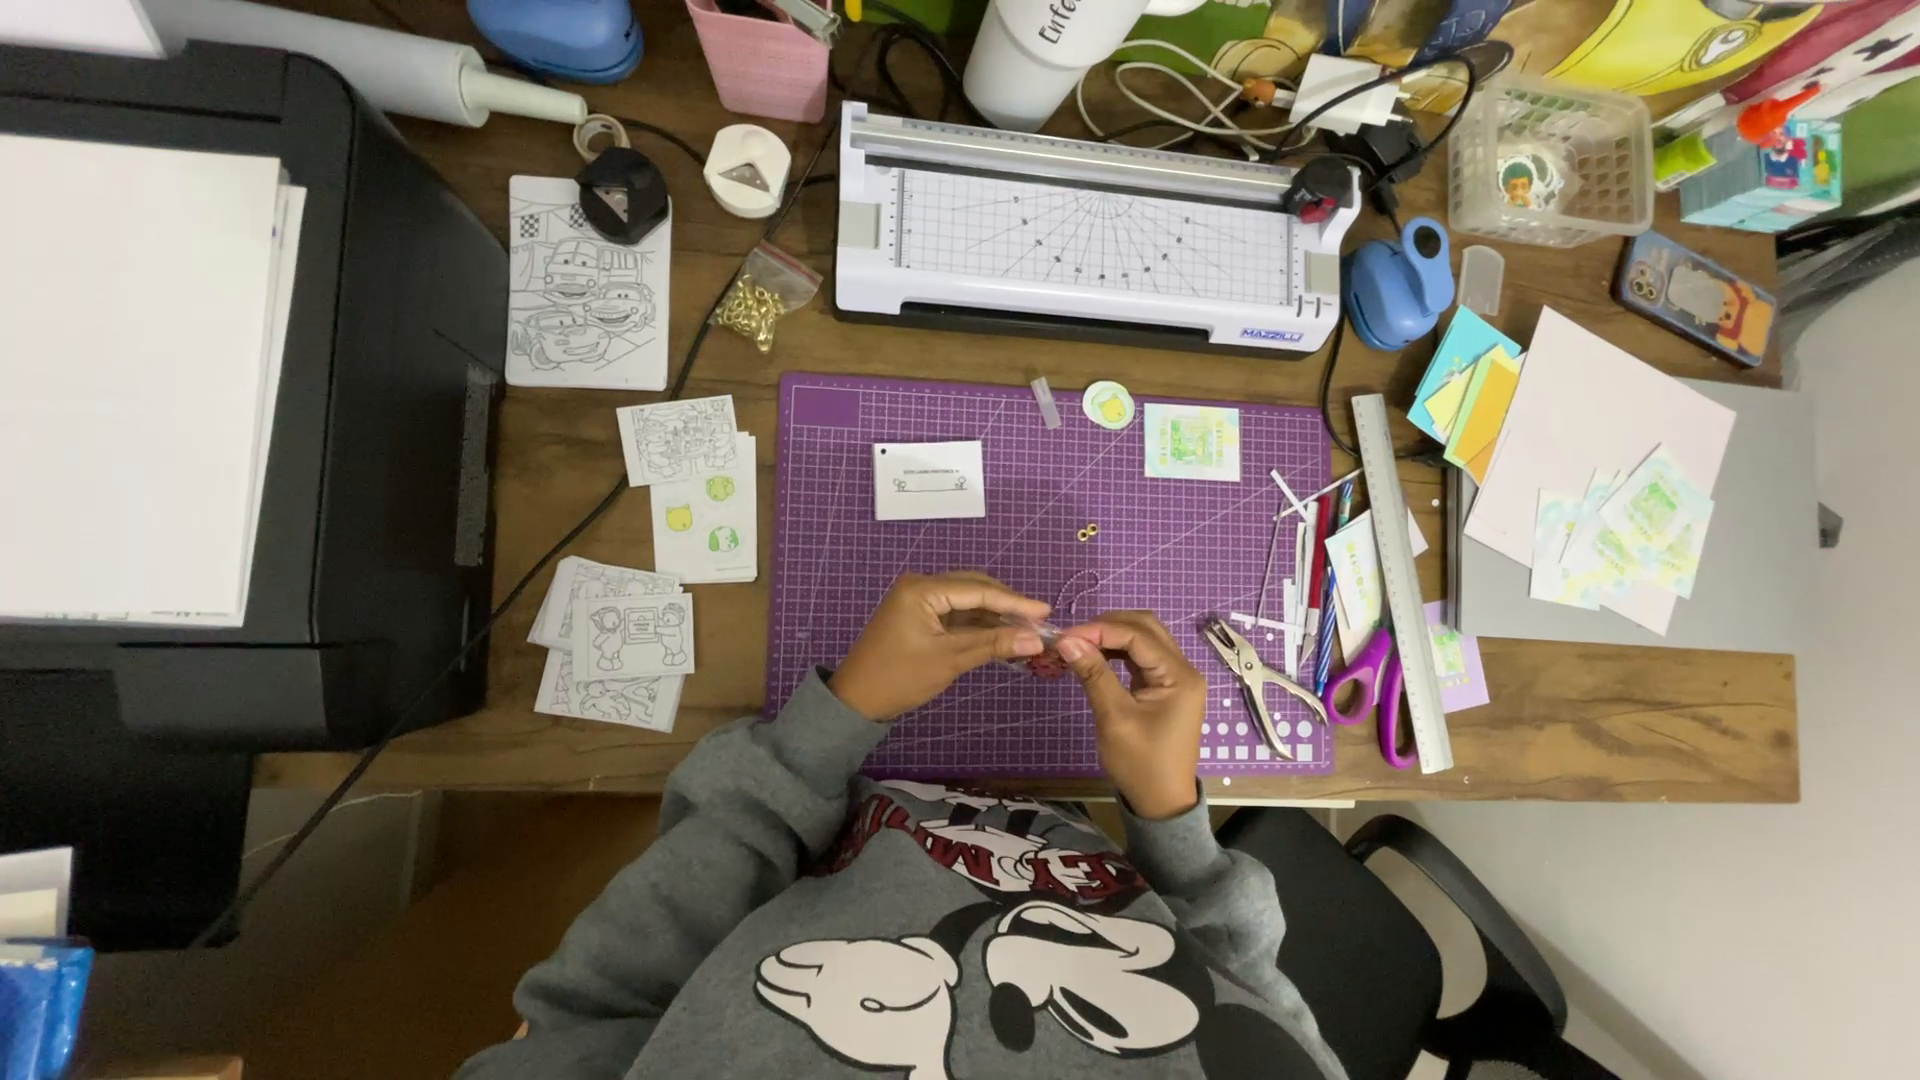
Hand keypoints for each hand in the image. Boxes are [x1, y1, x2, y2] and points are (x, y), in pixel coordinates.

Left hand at [829, 572, 1051, 720]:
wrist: (855, 701)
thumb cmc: (899, 678)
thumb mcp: (950, 660)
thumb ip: (994, 644)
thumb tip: (1036, 639)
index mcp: (922, 589)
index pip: (978, 589)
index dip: (1015, 601)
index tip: (1046, 611)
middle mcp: (920, 585)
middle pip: (973, 588)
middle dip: (1006, 604)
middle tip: (1039, 622)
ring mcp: (918, 599)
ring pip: (966, 600)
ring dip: (994, 614)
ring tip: (1026, 629)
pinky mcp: (918, 614)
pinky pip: (955, 612)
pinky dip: (978, 623)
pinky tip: (1001, 633)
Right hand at [1056, 613, 1206, 819]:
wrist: (1161, 802)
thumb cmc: (1140, 764)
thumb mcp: (1114, 718)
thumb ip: (1094, 674)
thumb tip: (1067, 641)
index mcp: (1179, 677)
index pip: (1138, 635)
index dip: (1101, 629)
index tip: (1067, 636)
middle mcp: (1184, 669)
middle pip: (1146, 627)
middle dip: (1108, 625)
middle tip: (1073, 637)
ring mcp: (1176, 677)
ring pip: (1144, 638)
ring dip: (1112, 635)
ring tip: (1080, 643)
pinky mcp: (1165, 685)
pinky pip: (1142, 655)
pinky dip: (1118, 650)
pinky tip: (1095, 654)